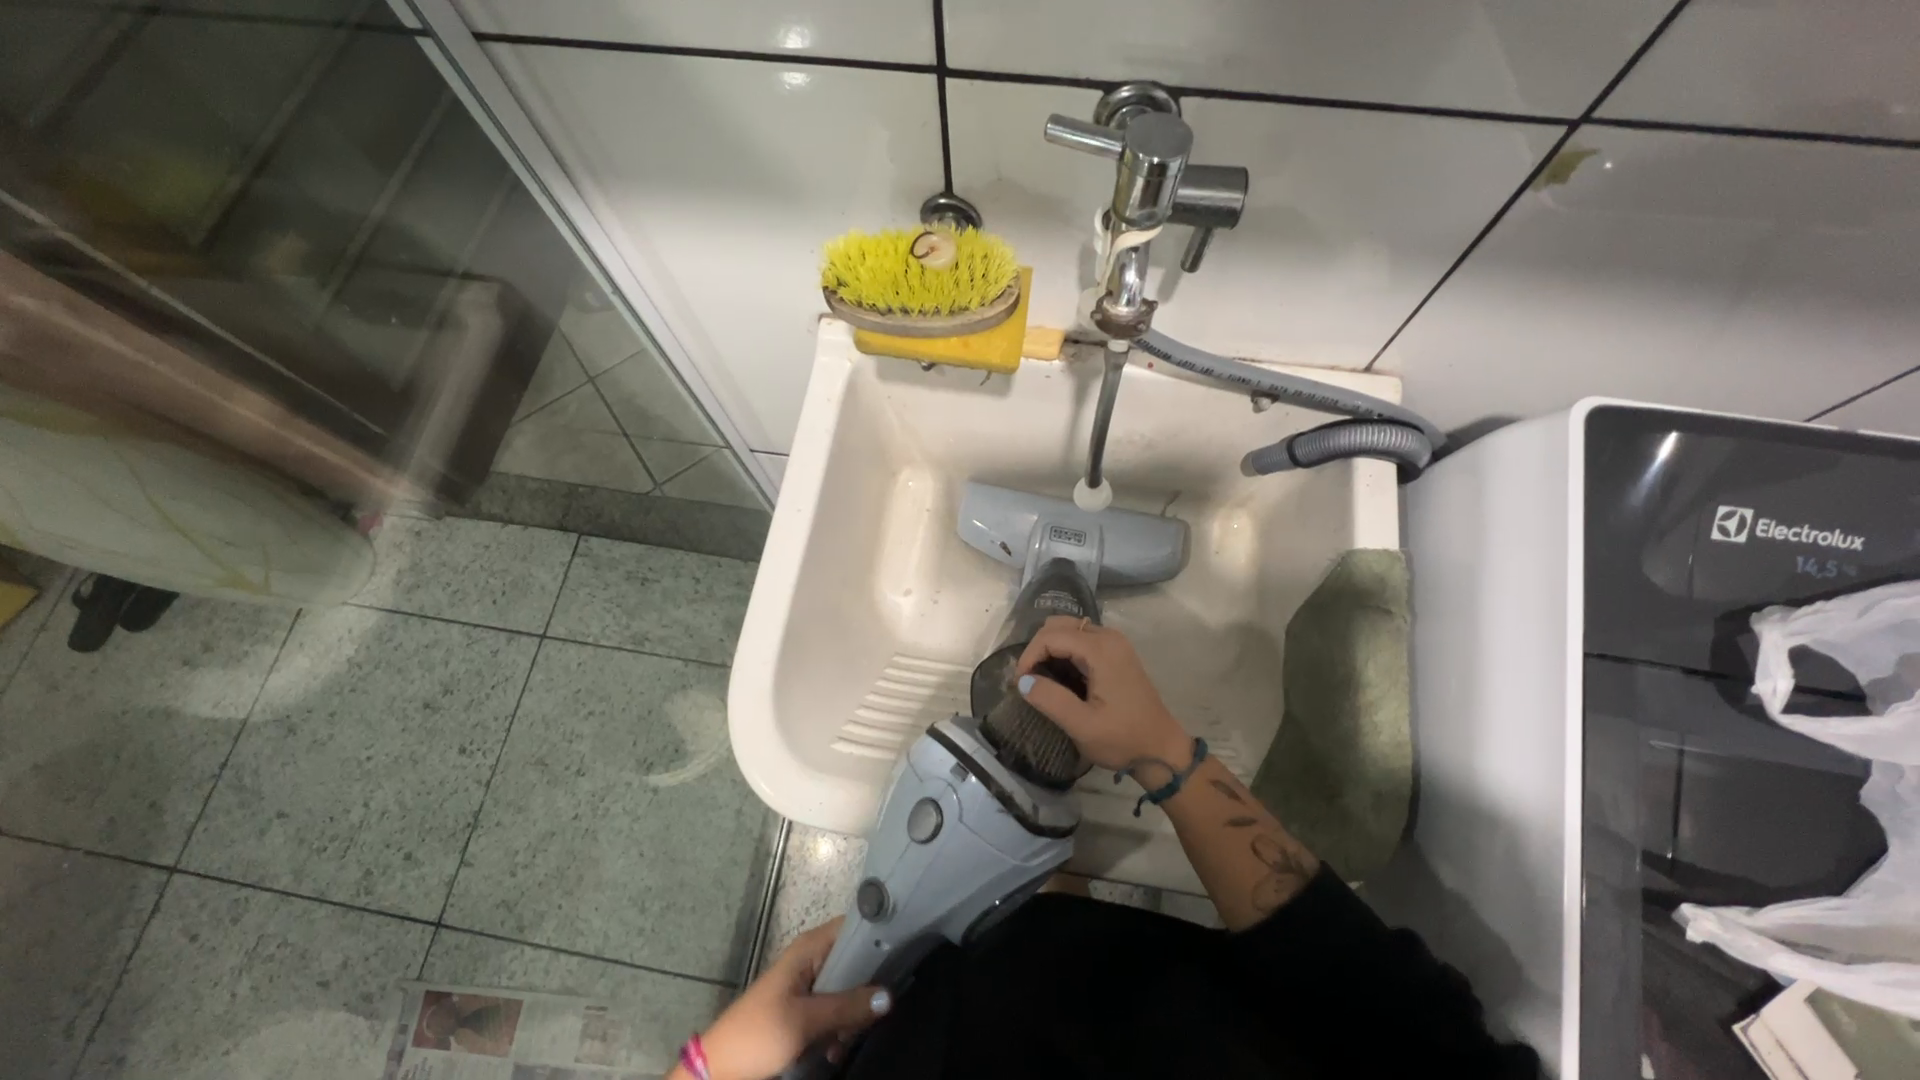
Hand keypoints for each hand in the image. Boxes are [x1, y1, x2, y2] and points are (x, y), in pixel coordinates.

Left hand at [691, 918, 890, 1079]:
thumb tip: (890, 995)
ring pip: (848, 990)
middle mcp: (812, 959)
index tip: (903, 954)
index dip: (878, 935)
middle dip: (868, 988)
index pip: (853, 926)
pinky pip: (835, 1012)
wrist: (719, 1070)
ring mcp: (809, 986)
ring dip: (853, 1016)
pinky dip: (839, 1030)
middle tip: (876, 1011)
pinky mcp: (806, 1011)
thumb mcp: (805, 1021)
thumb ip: (848, 1007)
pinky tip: (836, 1051)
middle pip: (856, 960)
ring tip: (847, 1040)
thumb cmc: (759, 1034)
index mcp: (809, 948)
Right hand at [1015, 616, 1191, 773]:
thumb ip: (1050, 699)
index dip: (1029, 656)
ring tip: (1042, 681)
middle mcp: (1109, 637)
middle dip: (1038, 649)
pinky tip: (1061, 679)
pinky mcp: (1117, 653)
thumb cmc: (1123, 739)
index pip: (1051, 636)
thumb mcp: (1081, 725)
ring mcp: (1115, 643)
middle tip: (1029, 680)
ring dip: (1050, 650)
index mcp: (1101, 649)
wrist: (1161, 750)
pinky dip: (1065, 653)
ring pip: (1070, 630)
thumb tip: (1023, 682)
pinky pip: (1082, 641)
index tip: (1020, 684)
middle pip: (1059, 625)